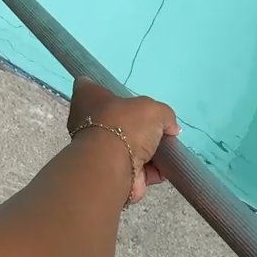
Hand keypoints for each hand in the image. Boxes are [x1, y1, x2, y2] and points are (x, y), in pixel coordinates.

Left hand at [67, 79, 180, 203]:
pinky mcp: (111, 170)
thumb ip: (164, 114)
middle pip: (113, 119)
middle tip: (155, 127)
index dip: (106, 90)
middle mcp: (86, 120)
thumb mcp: (151, 108)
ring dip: (146, 151)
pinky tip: (166, 169)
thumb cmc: (124, 124)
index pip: (89, 85)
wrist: (113, 165)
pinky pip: (135, 169)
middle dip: (134, 126)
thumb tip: (170, 127)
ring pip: (125, 145)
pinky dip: (151, 170)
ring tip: (166, 149)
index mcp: (87, 97)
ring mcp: (98, 148)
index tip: (124, 96)